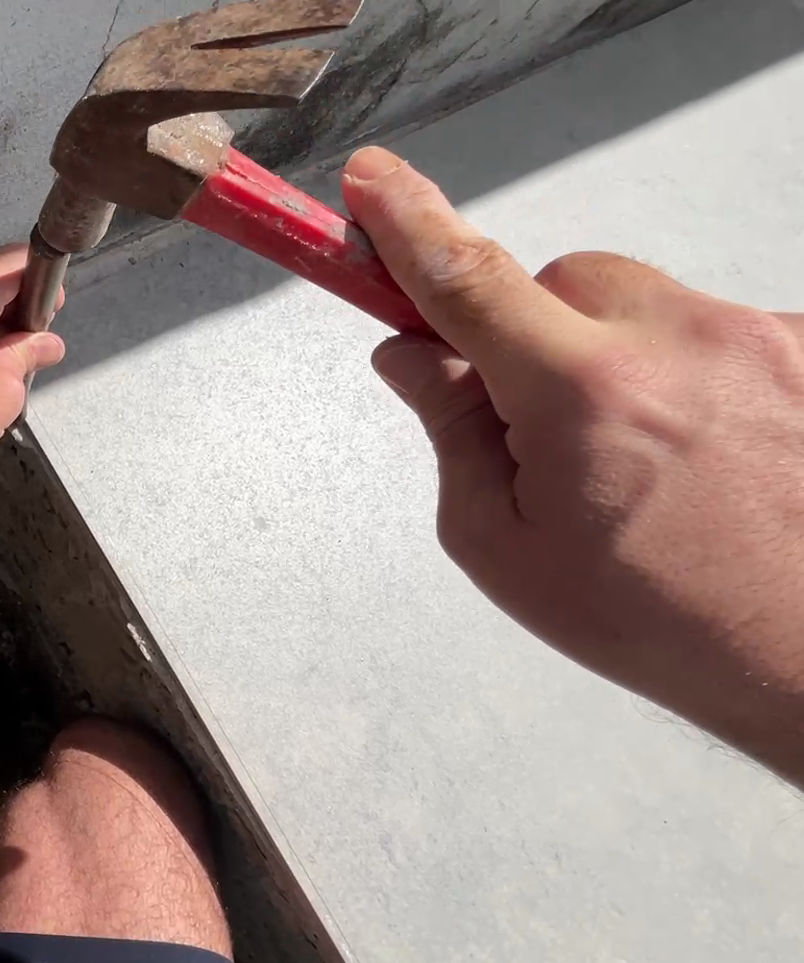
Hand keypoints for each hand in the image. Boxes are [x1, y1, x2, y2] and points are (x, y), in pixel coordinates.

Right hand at [342, 145, 803, 779]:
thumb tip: (408, 355)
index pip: (466, 283)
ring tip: (616, 450)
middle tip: (514, 407)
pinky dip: (672, 370)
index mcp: (580, 393)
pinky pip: (710, 329)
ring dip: (595, 349)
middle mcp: (683, 342)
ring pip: (638, 301)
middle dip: (517, 323)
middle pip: (560, 277)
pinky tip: (693, 449)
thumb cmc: (635, 612)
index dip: (407, 225)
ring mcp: (769, 340)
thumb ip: (451, 429)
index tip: (367, 181)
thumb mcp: (493, 536)